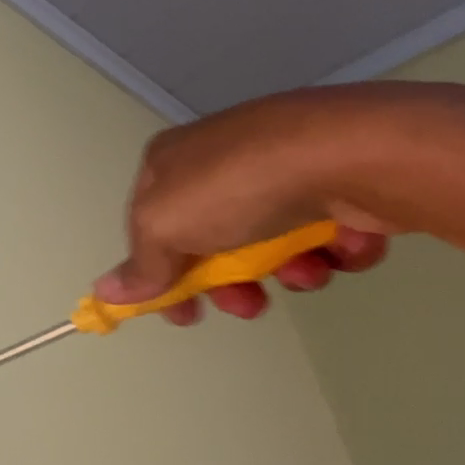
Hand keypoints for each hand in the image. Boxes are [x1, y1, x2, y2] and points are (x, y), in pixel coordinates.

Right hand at [96, 89, 393, 323]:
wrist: (357, 153)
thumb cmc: (237, 187)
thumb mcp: (164, 228)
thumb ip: (140, 266)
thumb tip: (107, 293)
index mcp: (170, 161)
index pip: (150, 224)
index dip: (158, 271)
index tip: (180, 311)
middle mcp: (222, 158)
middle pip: (211, 238)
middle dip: (229, 281)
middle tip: (248, 305)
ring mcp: (285, 165)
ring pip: (271, 239)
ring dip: (286, 270)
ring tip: (306, 273)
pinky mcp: (343, 177)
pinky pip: (327, 228)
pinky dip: (333, 249)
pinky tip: (343, 247)